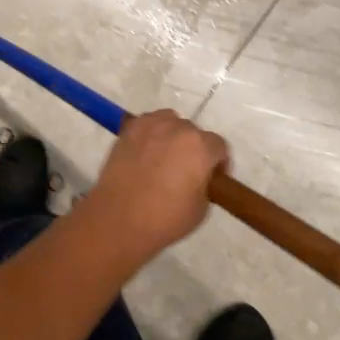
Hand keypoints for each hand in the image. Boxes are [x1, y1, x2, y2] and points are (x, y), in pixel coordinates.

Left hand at [80, 110, 229, 264]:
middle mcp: (176, 127)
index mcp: (199, 146)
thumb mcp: (201, 207)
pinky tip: (146, 154)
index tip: (212, 178)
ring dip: (172, 136)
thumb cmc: (166, 217)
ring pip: (169, 122)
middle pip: (193, 132)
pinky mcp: (129, 128)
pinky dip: (151, 134)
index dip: (218, 162)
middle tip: (186, 171)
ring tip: (165, 158)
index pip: (219, 145)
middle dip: (194, 148)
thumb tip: (198, 175)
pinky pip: (147, 124)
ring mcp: (150, 124)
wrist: (121, 216)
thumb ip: (205, 182)